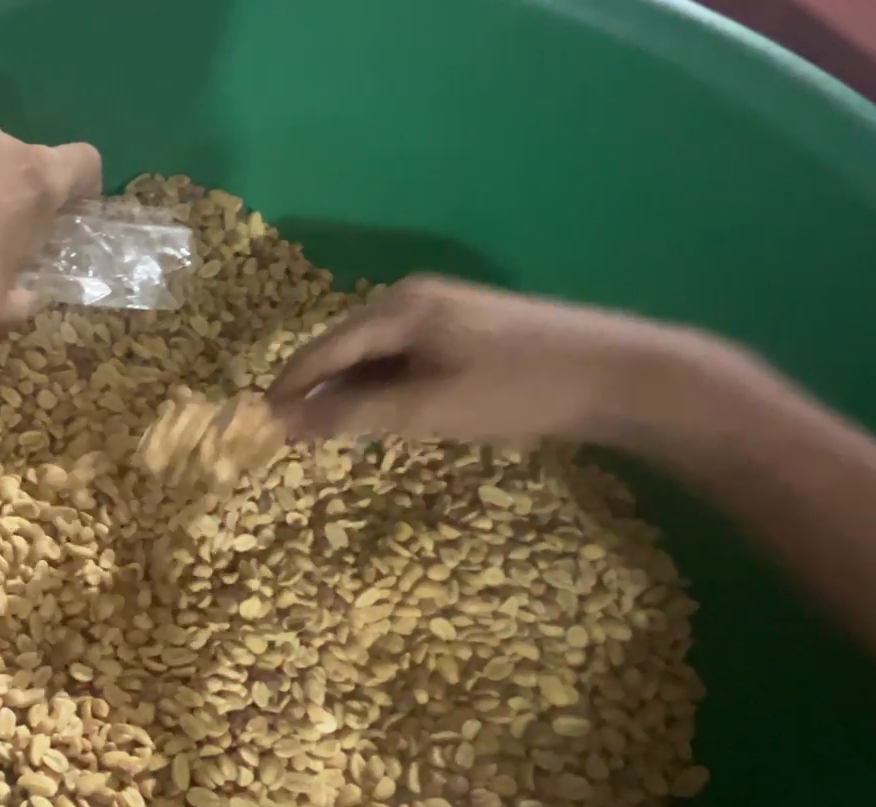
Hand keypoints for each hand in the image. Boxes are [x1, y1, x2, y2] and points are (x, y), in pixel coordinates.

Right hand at [265, 274, 724, 445]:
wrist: (622, 374)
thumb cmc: (515, 391)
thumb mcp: (424, 409)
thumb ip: (349, 415)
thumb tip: (282, 423)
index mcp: (396, 308)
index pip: (318, 352)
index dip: (284, 390)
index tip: (256, 426)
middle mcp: (408, 297)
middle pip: (338, 348)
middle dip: (311, 391)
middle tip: (289, 436)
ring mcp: (437, 308)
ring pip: (366, 353)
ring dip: (343, 390)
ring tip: (325, 431)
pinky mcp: (458, 324)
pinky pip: (395, 354)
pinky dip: (375, 383)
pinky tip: (375, 410)